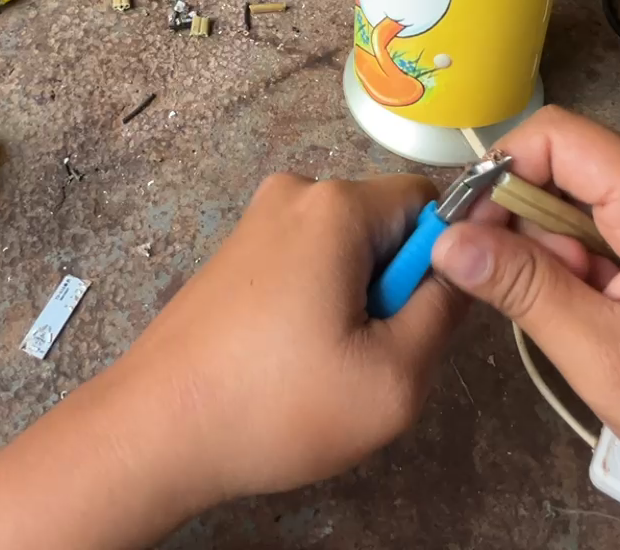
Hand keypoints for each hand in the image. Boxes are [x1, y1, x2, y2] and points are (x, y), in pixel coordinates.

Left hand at [0, 173, 465, 549]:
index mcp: (335, 204)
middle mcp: (295, 190)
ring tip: (325, 358)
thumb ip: (445, 311)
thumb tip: (465, 263)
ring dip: (355, 292)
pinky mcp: (236, 246)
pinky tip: (289, 352)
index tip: (421, 316)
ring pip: (346, 244)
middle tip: (371, 351)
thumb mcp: (394, 377)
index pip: (427, 200)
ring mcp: (257, 215)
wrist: (155, 428)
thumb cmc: (279, 403)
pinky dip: (317, 294)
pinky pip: (306, 255)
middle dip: (393, 281)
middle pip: (383, 222)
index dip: (443, 257)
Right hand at [431, 106, 619, 549]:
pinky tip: (591, 310)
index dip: (500, 171)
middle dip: (522, 217)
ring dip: (550, 246)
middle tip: (512, 287)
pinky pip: (602, 221)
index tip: (470, 234)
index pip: (556, 135)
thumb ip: (522, 287)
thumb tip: (447, 240)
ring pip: (577, 194)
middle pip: (564, 162)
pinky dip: (576, 260)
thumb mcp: (606, 357)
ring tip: (570, 314)